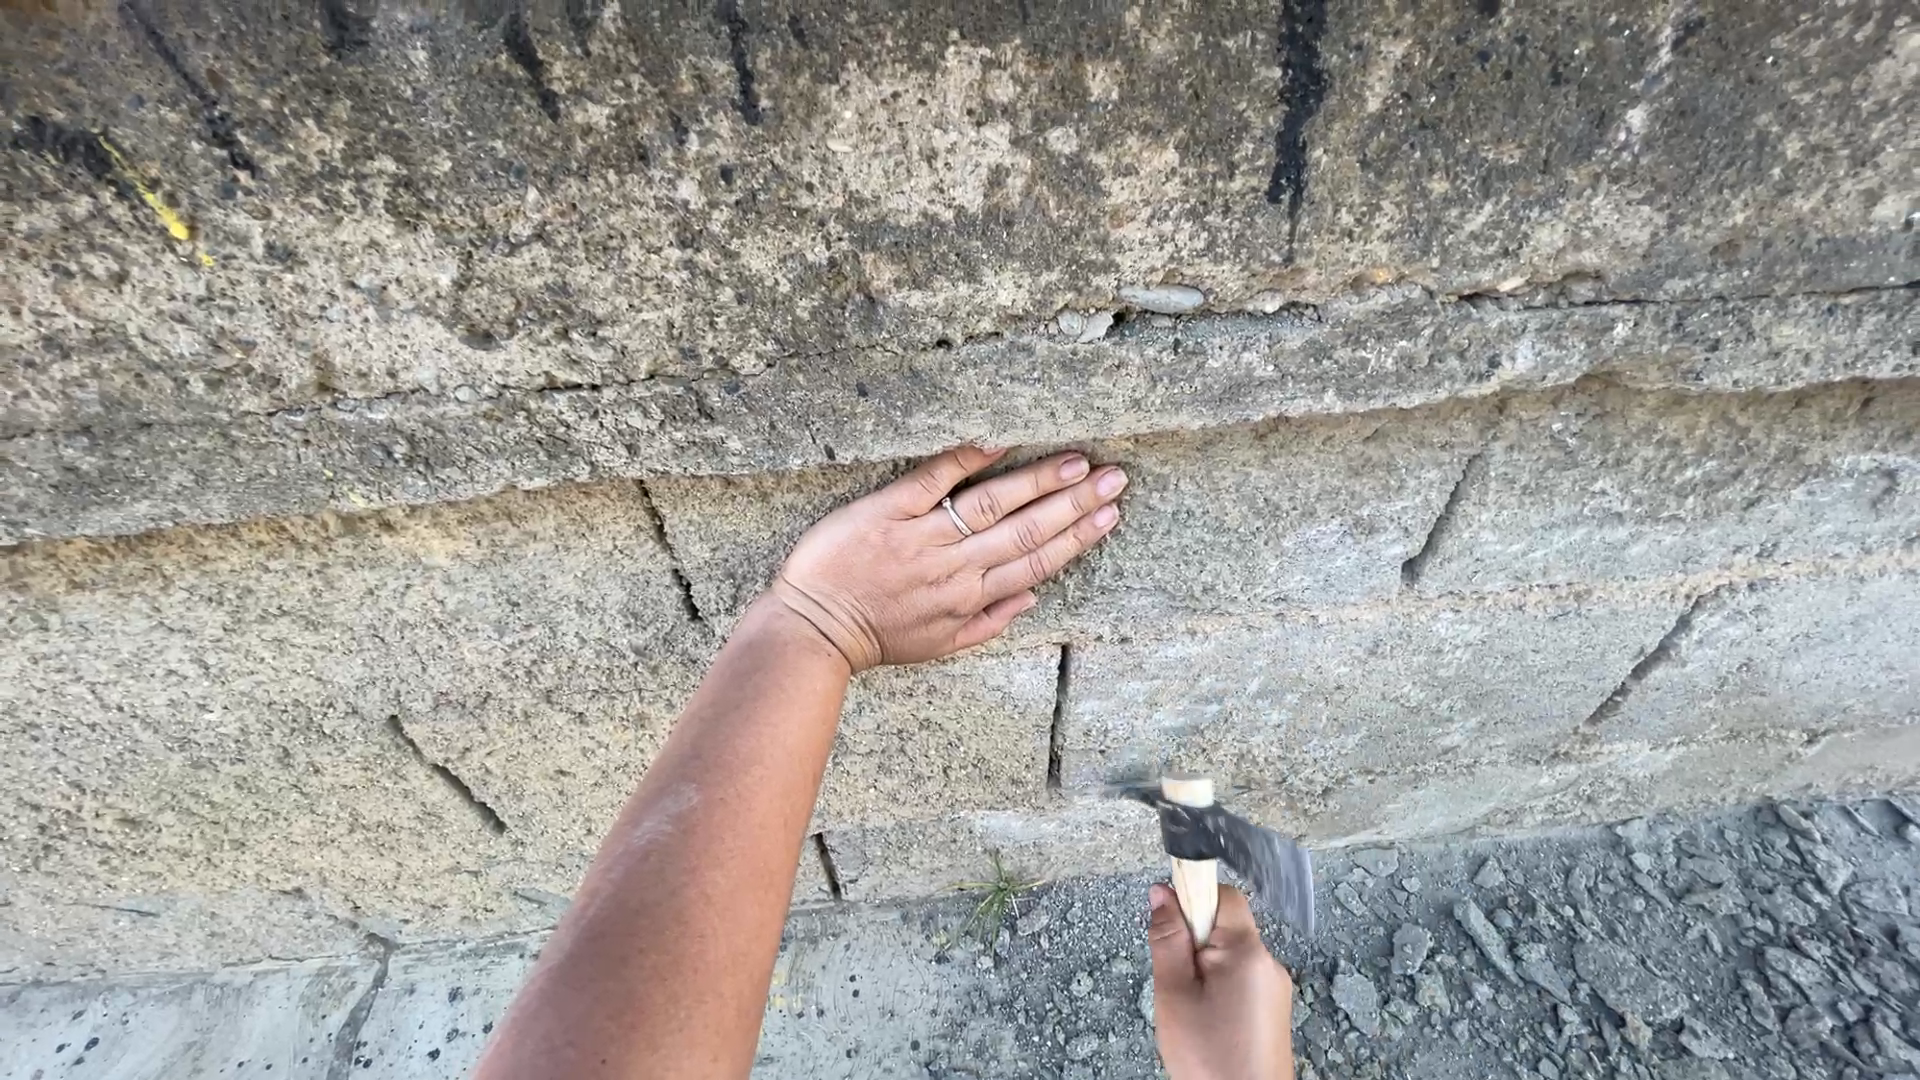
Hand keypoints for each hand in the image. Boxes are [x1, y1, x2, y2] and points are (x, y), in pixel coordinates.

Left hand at [769, 445, 1125, 671]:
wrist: (813, 629)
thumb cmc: (876, 637)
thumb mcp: (939, 646)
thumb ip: (988, 624)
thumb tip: (1032, 597)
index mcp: (969, 597)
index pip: (1037, 560)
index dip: (1077, 536)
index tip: (1109, 514)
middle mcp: (955, 566)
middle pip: (1027, 529)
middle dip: (1075, 502)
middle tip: (1114, 477)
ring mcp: (922, 536)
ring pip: (992, 504)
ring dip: (1038, 482)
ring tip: (1077, 462)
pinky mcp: (888, 510)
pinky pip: (932, 479)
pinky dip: (965, 459)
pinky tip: (997, 440)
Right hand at [1149, 883, 1294, 1079]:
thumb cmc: (1210, 1061)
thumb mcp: (1173, 992)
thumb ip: (1167, 937)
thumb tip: (1161, 892)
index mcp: (1248, 952)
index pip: (1222, 894)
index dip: (1192, 898)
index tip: (1171, 922)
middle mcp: (1269, 964)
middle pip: (1224, 923)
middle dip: (1194, 940)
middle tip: (1178, 977)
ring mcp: (1274, 988)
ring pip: (1229, 952)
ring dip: (1204, 966)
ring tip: (1192, 1006)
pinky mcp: (1273, 1009)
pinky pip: (1239, 976)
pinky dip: (1218, 986)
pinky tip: (1208, 1019)